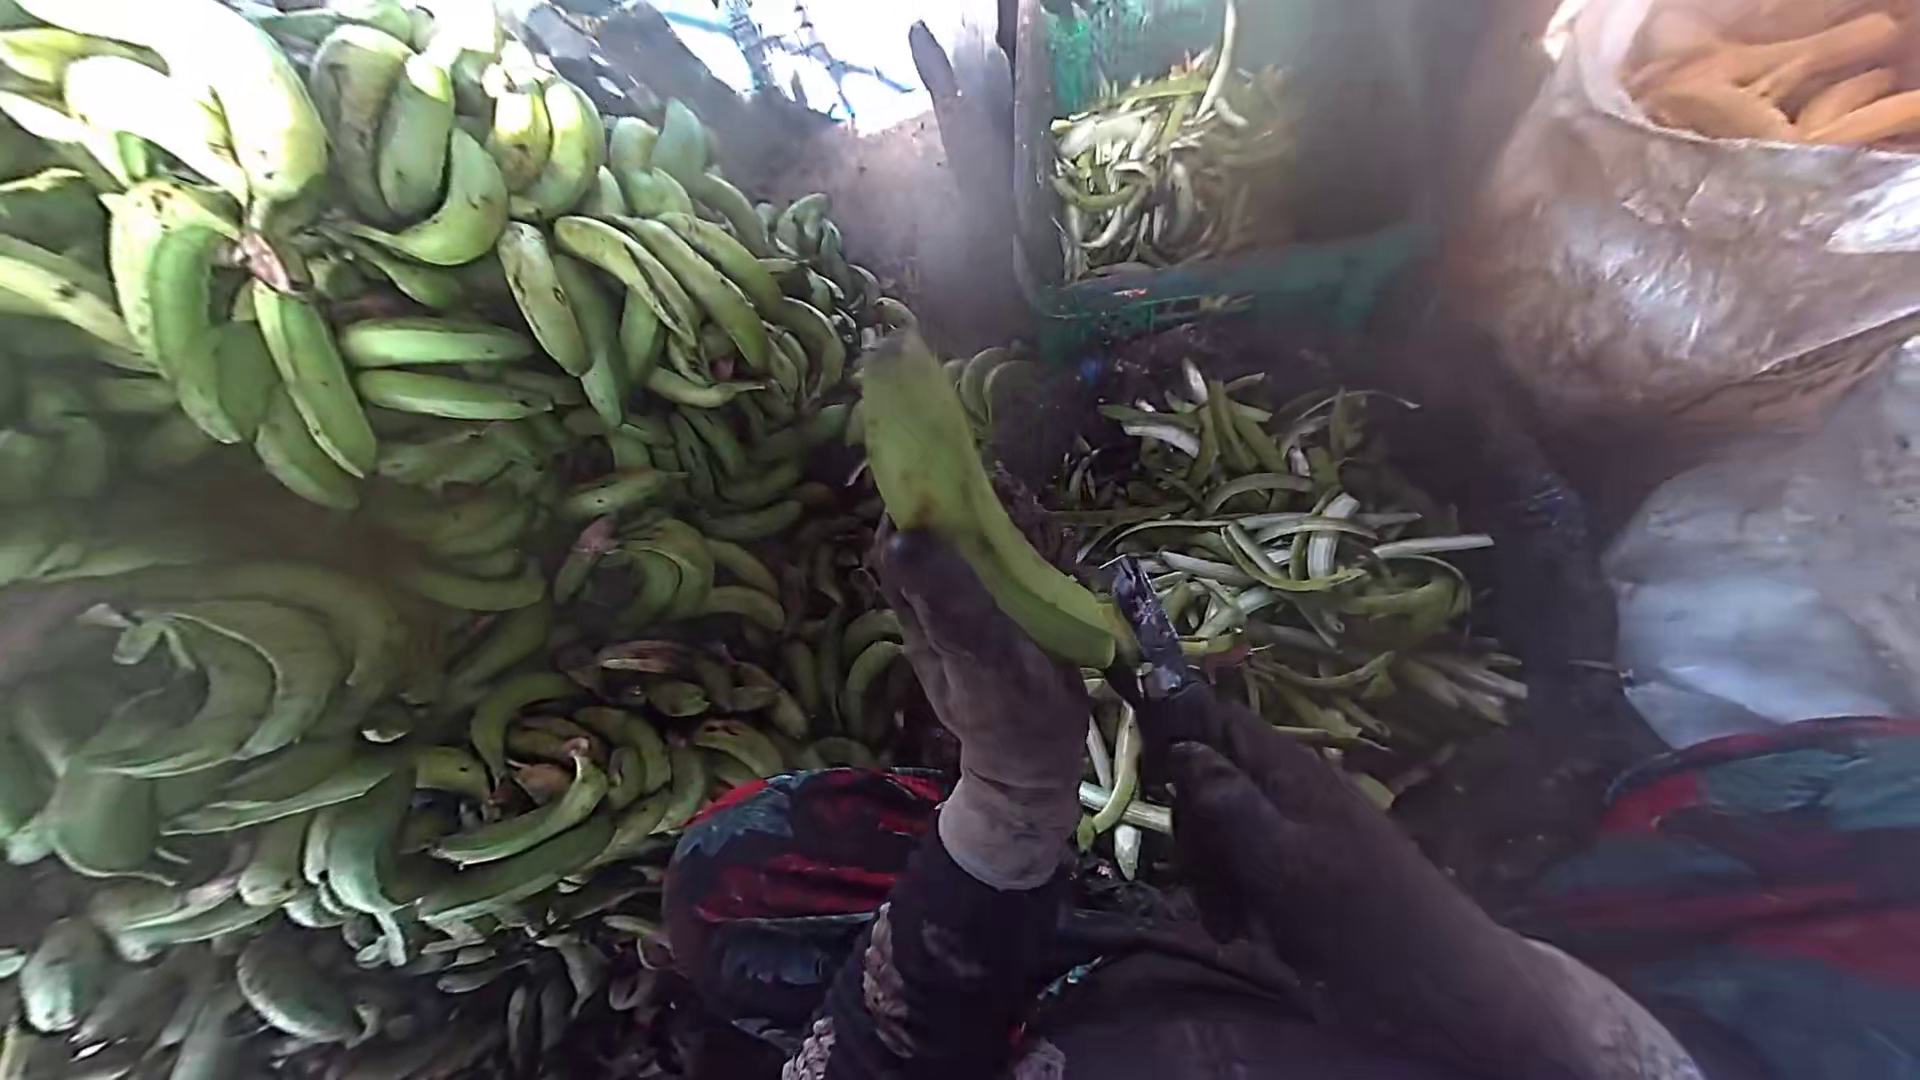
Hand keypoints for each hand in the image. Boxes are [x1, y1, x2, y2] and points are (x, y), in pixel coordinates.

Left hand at [875, 529, 1088, 889]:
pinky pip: (1022, 562)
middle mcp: (945, 597)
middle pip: (949, 531)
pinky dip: (1040, 546)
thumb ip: (948, 605)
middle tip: (1013, 495)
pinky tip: (1060, 548)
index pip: (901, 539)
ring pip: (988, 540)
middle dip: (979, 504)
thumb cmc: (1007, 715)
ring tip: (1041, 522)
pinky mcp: (1015, 607)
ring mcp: (981, 601)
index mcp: (922, 607)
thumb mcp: (977, 661)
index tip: (953, 479)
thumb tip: (905, 537)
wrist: (1036, 758)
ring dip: (1014, 520)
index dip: (917, 502)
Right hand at [1159, 688, 1698, 1079]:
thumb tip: (1176, 744)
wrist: (1459, 995)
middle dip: (1193, 824)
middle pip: (1211, 774)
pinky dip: (1237, 885)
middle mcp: (1290, 781)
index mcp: (1285, 766)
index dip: (1173, 730)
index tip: (1149, 776)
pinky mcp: (1308, 855)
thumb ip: (1223, 797)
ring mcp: (1301, 819)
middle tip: (1197, 878)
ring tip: (1226, 920)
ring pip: (1225, 819)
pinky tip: (1244, 925)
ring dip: (1212, 865)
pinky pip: (1251, 853)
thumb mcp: (1278, 860)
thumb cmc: (1362, 922)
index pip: (1214, 715)